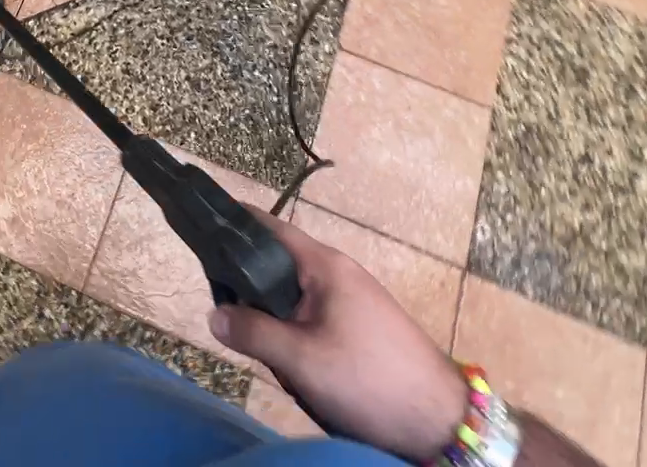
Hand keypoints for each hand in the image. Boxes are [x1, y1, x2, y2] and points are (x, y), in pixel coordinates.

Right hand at [209, 210, 468, 461]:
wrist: (445, 424)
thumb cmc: (370, 380)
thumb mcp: (302, 360)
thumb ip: (253, 332)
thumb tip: (214, 315)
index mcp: (323, 265)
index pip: (268, 226)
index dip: (233, 224)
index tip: (201, 230)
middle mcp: (337, 272)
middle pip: (276, 263)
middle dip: (248, 285)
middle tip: (224, 309)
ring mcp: (352, 298)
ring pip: (292, 295)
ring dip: (272, 317)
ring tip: (259, 345)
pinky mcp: (361, 325)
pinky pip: (311, 315)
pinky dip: (293, 331)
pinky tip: (290, 361)